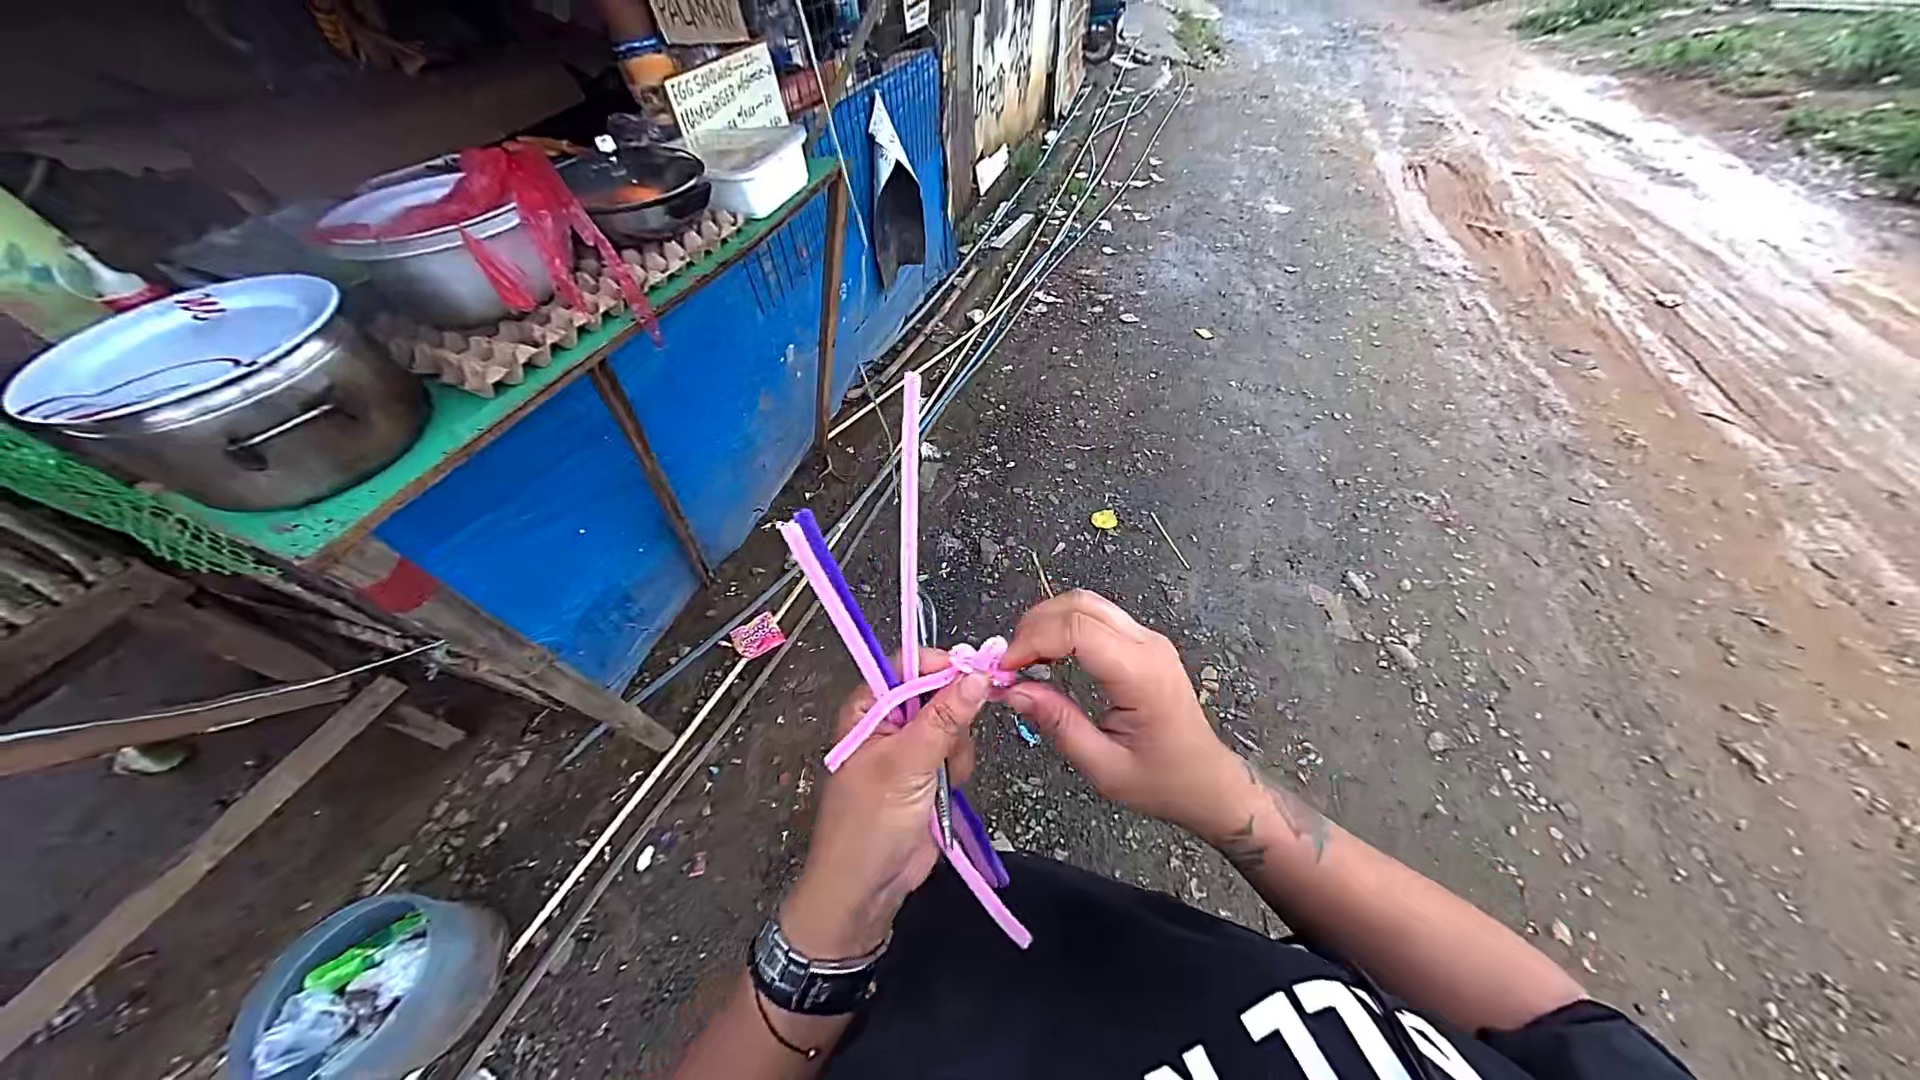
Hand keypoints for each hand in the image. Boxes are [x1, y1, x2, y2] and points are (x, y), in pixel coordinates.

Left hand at [781, 649, 988, 958]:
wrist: (868, 889)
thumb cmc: (868, 825)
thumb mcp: (906, 764)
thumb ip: (944, 718)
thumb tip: (976, 676)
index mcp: (869, 707)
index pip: (909, 665)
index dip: (942, 664)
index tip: (975, 671)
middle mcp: (889, 719)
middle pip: (939, 690)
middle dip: (954, 717)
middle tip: (950, 743)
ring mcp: (911, 745)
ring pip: (955, 722)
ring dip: (956, 749)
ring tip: (940, 777)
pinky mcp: (929, 769)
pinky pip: (958, 750)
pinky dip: (958, 768)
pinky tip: (945, 789)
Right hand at [999, 590, 1251, 845]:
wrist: (1209, 782)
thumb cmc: (1163, 781)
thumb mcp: (1104, 767)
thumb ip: (1058, 723)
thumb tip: (1013, 691)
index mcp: (1141, 674)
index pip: (1076, 628)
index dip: (1032, 640)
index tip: (1006, 669)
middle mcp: (1147, 645)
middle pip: (1078, 604)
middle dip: (1033, 626)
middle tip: (1010, 663)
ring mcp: (1147, 639)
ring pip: (1085, 603)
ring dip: (1046, 623)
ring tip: (1024, 660)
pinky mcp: (1141, 643)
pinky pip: (1095, 616)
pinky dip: (1062, 627)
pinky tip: (1048, 656)